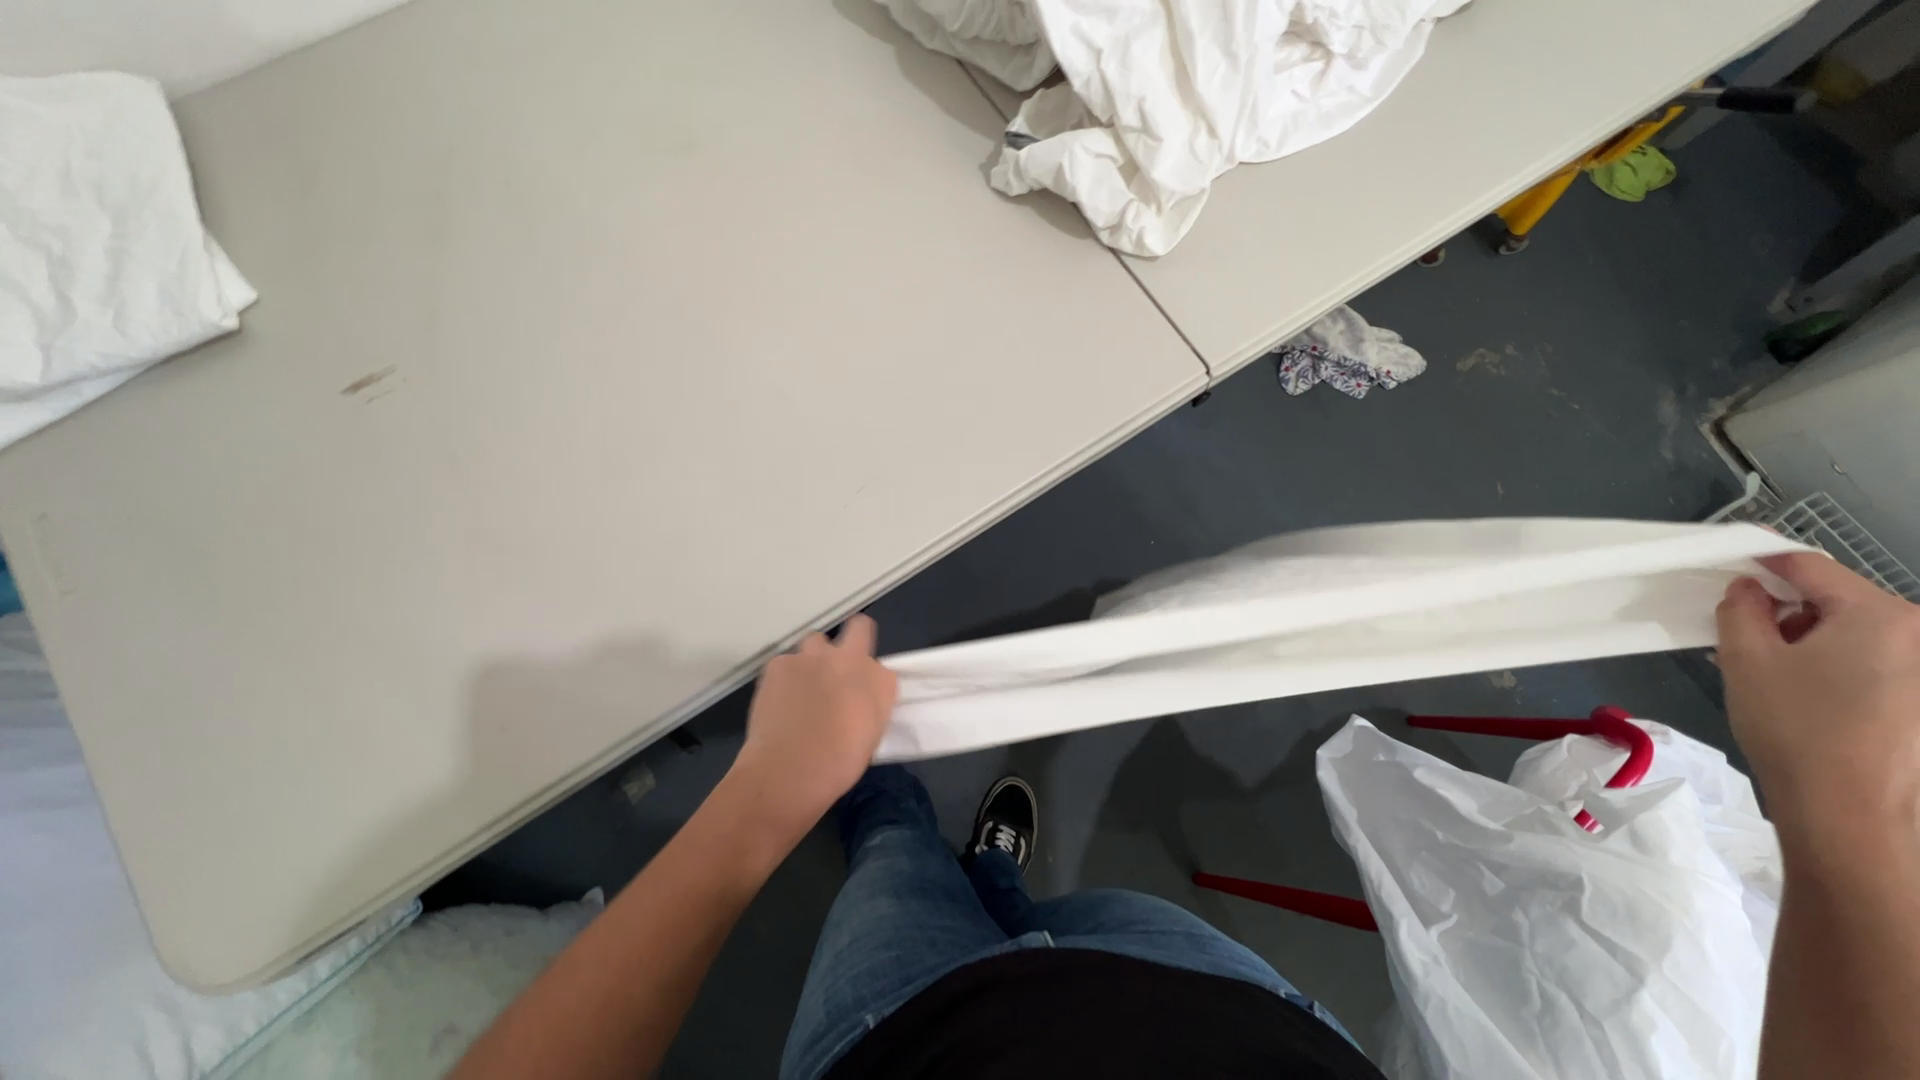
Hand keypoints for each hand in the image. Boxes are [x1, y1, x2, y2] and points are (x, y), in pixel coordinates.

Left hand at [728, 615, 898, 832]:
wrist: (790, 769)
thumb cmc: (838, 764)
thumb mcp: (870, 733)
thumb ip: (869, 703)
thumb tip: (857, 696)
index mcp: (880, 681)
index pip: (885, 662)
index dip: (870, 668)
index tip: (860, 684)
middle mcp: (850, 658)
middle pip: (857, 627)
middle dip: (849, 643)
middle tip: (834, 672)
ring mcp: (812, 656)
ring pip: (815, 642)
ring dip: (814, 659)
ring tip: (802, 687)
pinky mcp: (780, 663)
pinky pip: (786, 662)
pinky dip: (784, 677)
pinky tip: (778, 700)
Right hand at [1717, 554, 1919, 845]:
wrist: (1851, 810)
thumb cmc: (1793, 726)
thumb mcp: (1745, 659)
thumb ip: (1740, 609)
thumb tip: (1749, 588)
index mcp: (1881, 614)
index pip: (1812, 566)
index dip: (1765, 559)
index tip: (1732, 560)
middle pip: (1841, 599)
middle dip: (1789, 608)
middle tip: (1744, 632)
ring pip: (1859, 631)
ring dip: (1812, 637)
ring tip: (1772, 669)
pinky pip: (1877, 659)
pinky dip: (1837, 662)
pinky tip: (1806, 692)